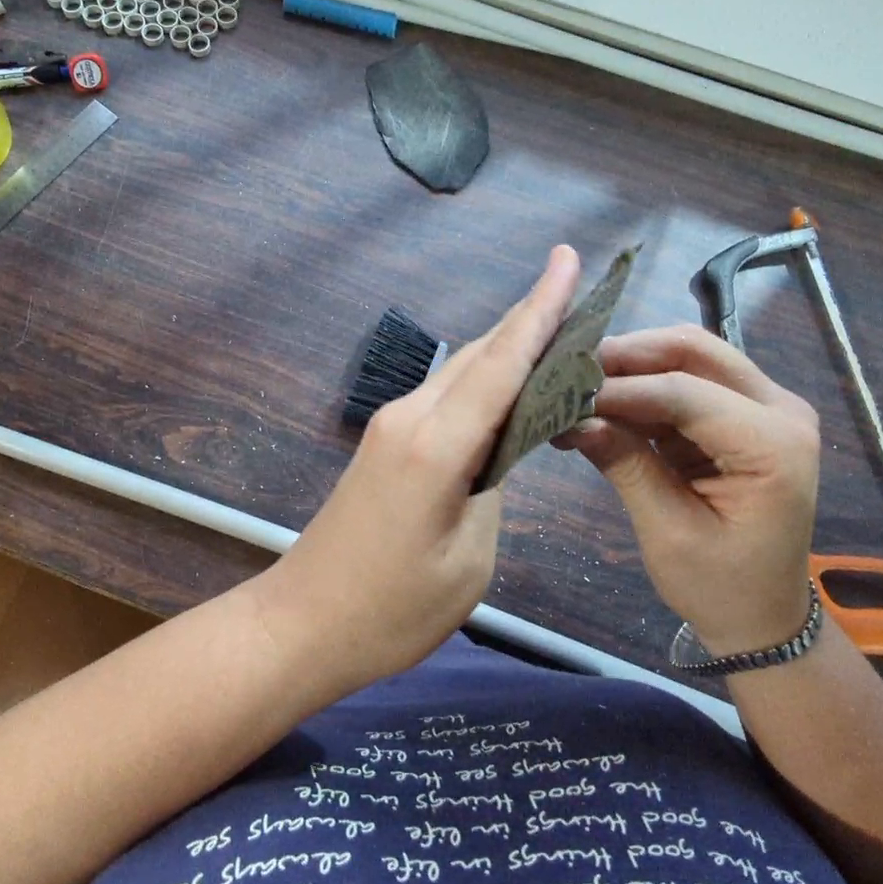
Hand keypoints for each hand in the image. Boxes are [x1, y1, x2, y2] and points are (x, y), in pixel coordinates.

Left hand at [253, 246, 581, 686]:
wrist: (301, 623)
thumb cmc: (389, 610)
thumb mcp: (469, 560)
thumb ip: (492, 491)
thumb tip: (496, 451)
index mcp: (435, 445)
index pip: (501, 363)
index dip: (541, 310)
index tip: (567, 259)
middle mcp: (409, 420)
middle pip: (480, 356)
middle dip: (530, 321)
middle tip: (581, 294)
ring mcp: (389, 430)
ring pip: (459, 374)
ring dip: (506, 352)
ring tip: (558, 336)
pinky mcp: (381, 447)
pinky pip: (442, 401)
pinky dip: (481, 387)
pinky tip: (508, 392)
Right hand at [559, 325, 820, 654]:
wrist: (765, 617)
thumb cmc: (721, 586)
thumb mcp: (669, 532)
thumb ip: (627, 466)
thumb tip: (574, 420)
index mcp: (774, 445)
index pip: (685, 392)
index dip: (619, 389)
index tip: (561, 393)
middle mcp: (780, 410)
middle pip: (695, 351)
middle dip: (628, 356)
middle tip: (569, 372)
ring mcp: (766, 408)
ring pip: (689, 358)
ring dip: (631, 368)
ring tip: (577, 388)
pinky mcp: (743, 415)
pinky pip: (688, 382)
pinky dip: (641, 388)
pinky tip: (600, 405)